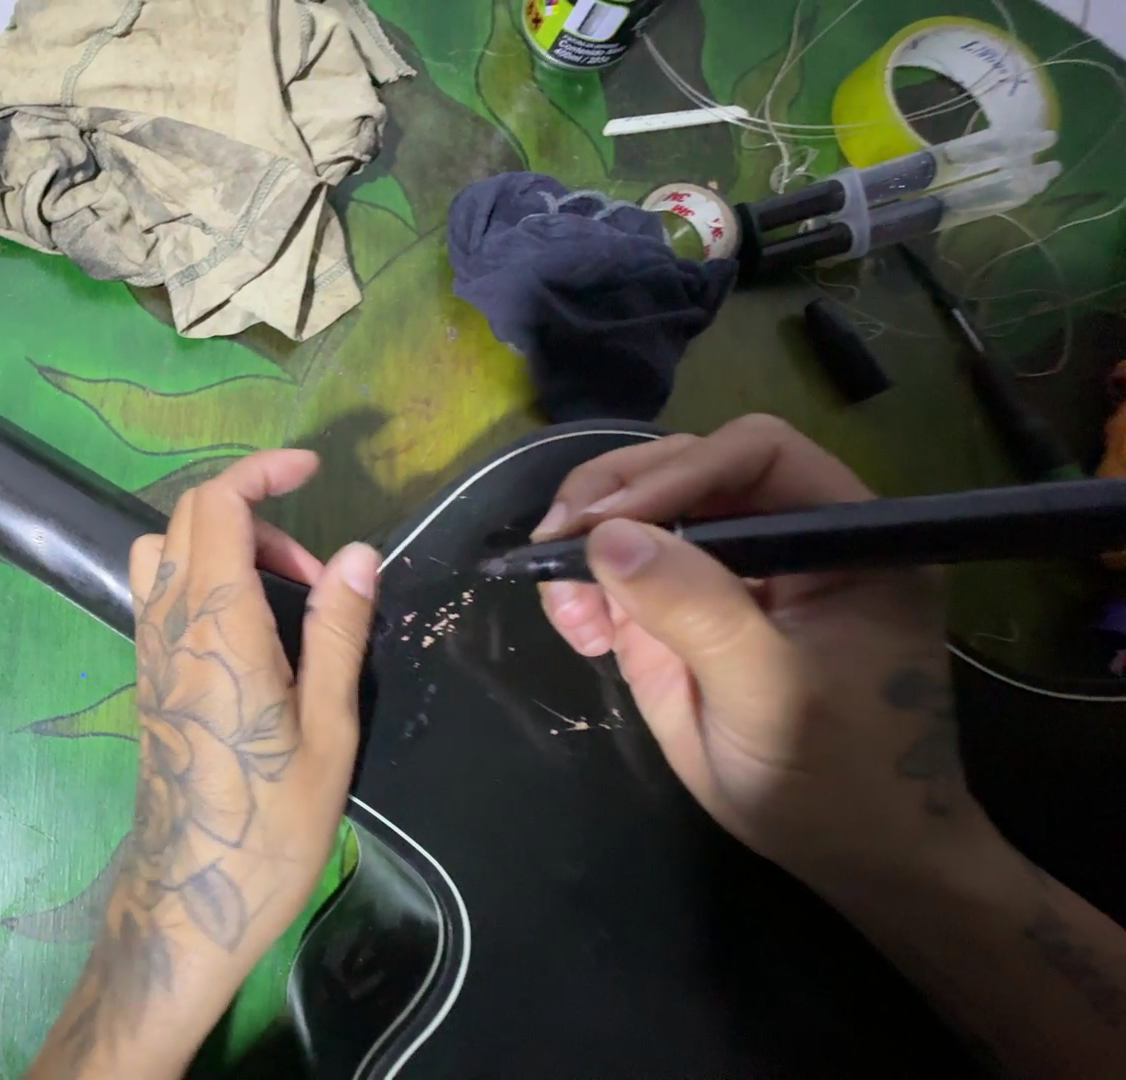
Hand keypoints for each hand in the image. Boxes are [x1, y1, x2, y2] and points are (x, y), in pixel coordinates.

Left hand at [28, 449, 379, 1079]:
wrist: (191, 892)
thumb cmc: (271, 819)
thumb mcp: (328, 726)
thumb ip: (337, 629)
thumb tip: (358, 552)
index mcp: (219, 622)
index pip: (219, 506)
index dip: (262, 471)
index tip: (311, 468)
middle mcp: (171, 619)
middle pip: (191, 516)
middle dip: (257, 512)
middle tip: (314, 570)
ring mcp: (149, 643)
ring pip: (167, 546)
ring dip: (224, 542)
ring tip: (280, 593)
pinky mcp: (147, 667)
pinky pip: (160, 587)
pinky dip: (202, 571)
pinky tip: (248, 624)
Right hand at [532, 415, 992, 891]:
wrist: (832, 844)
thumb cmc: (835, 775)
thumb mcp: (771, 695)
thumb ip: (697, 610)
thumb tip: (605, 537)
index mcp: (841, 537)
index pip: (755, 455)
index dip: (676, 472)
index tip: (605, 524)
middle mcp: (775, 535)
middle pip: (678, 467)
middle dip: (607, 501)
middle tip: (553, 545)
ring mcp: (717, 567)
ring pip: (628, 511)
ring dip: (578, 546)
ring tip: (567, 612)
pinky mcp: (669, 601)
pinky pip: (606, 563)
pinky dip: (574, 584)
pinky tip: (579, 630)